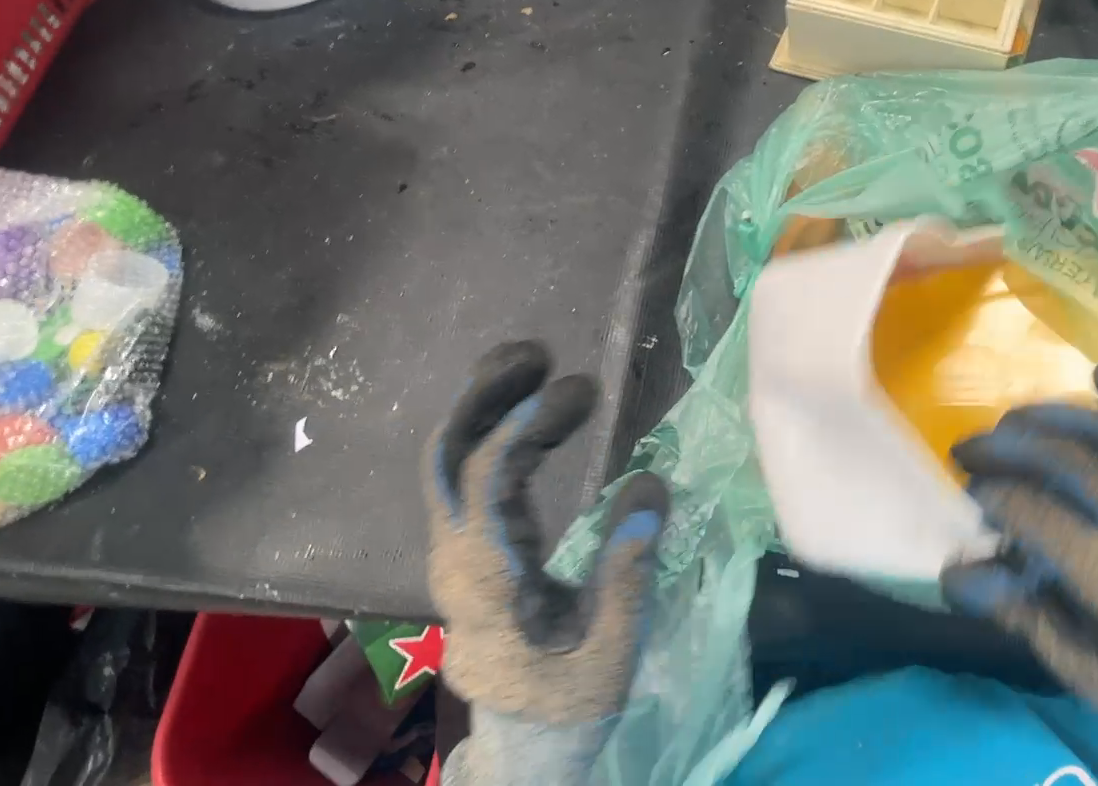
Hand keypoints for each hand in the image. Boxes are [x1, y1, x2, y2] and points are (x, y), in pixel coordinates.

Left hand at [423, 341, 667, 728]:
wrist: (524, 752)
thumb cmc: (568, 708)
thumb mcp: (610, 655)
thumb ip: (626, 577)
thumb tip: (651, 487)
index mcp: (484, 581)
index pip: (487, 480)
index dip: (528, 425)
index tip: (582, 391)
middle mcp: (456, 556)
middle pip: (446, 457)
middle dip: (485, 396)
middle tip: (537, 352)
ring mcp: (459, 550)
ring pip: (451, 461)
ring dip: (487, 404)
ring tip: (535, 360)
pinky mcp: (475, 549)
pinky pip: (471, 477)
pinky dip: (498, 431)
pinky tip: (534, 410)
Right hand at [942, 365, 1097, 785]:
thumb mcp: (1082, 669)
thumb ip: (1021, 614)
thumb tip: (956, 572)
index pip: (1042, 517)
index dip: (996, 497)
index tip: (968, 493)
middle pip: (1073, 466)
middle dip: (1011, 449)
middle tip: (971, 446)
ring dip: (1061, 417)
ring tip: (1017, 417)